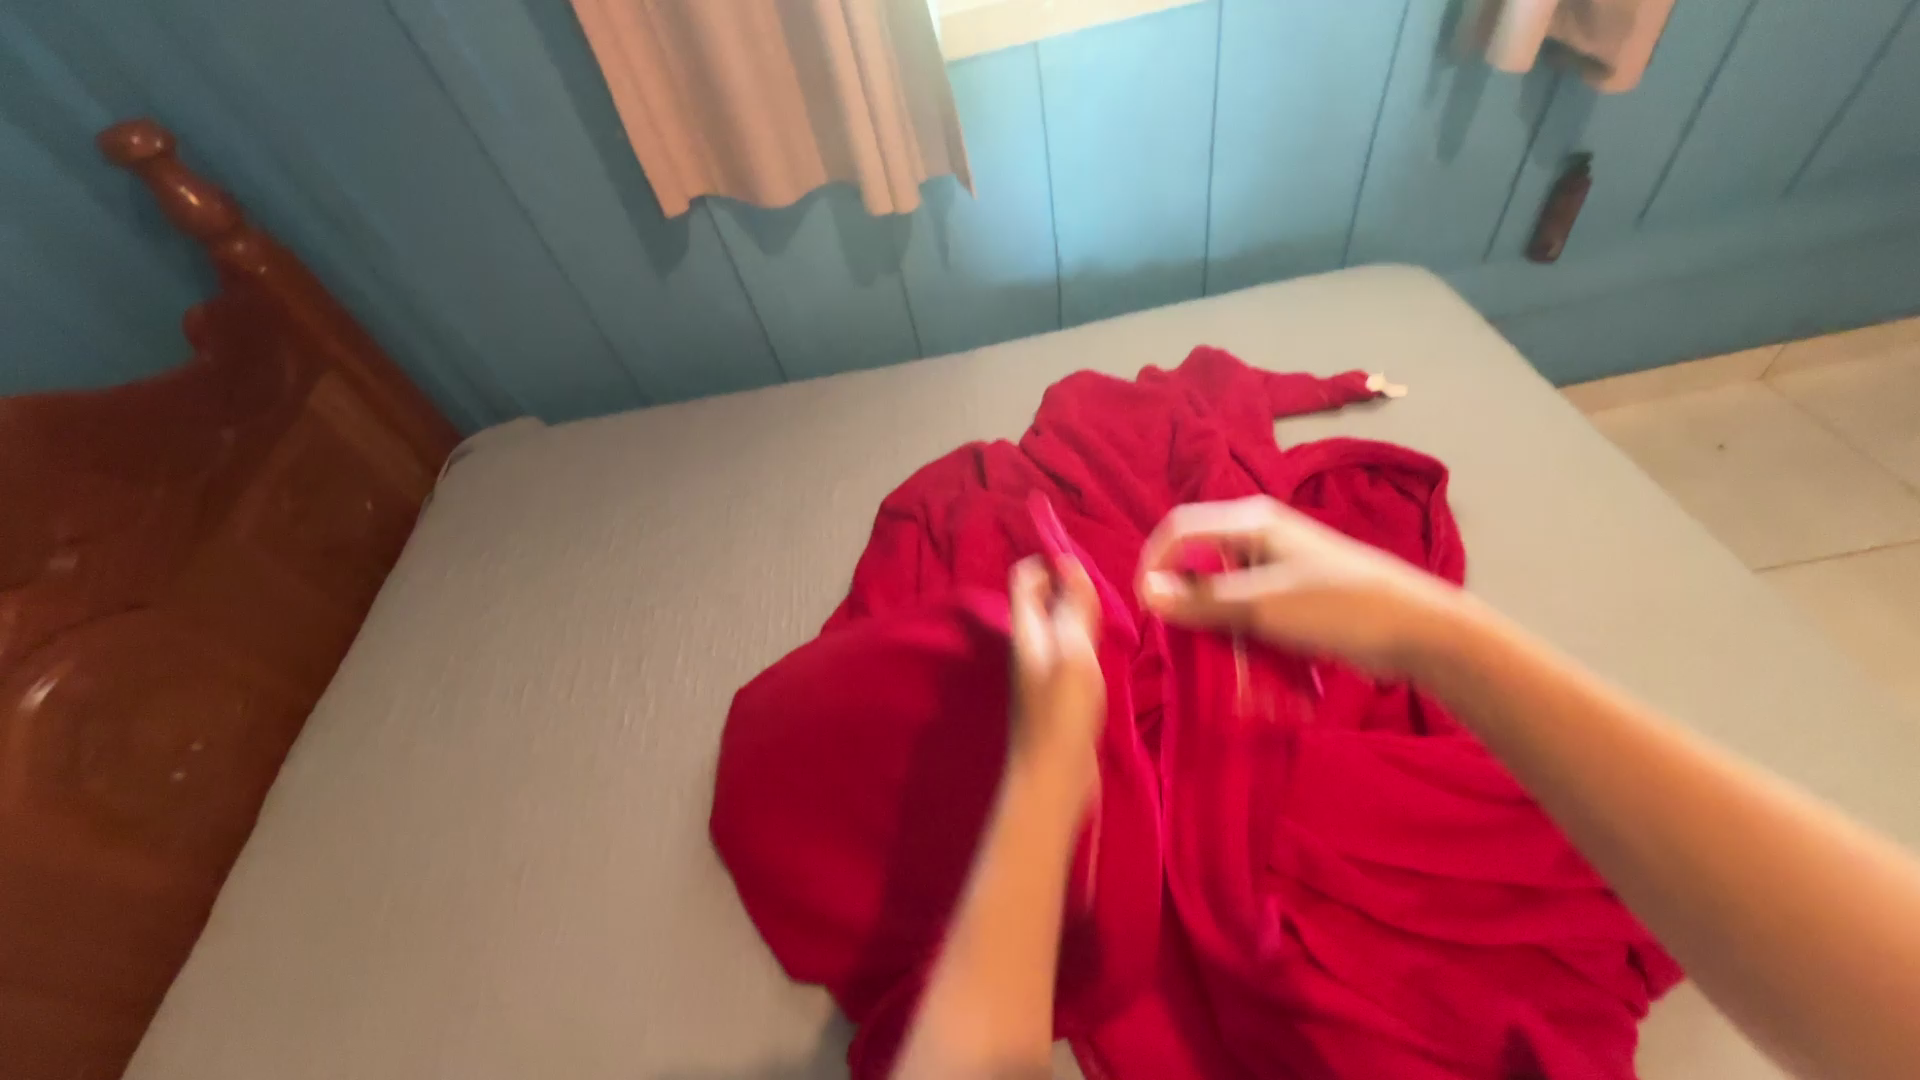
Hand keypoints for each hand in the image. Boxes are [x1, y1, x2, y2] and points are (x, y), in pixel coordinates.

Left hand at [1008, 555, 1104, 803]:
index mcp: (1024, 631)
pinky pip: (1069, 655)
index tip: (1085, 569)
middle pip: (1041, 601)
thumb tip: (1068, 563)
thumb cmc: (1062, 713)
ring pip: (1057, 628)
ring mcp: (1040, 672)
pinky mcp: (1056, 696)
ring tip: (1112, 620)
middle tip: (1105, 596)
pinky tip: (1107, 655)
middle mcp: (1028, 646)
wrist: (1053, 779)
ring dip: (1081, 618)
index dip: (1049, 564)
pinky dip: (1086, 646)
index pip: (1024, 578)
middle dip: (1070, 589)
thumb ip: (1071, 608)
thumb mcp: (1073, 652)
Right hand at [1135, 496, 1472, 677]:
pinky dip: (1238, 631)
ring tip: (1217, 655)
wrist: (1419, 630)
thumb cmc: (1339, 607)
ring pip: (1220, 589)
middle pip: (1198, 560)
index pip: (1180, 530)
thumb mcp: (1263, 606)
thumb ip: (1202, 600)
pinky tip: (1244, 660)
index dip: (1155, 564)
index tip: (1147, 608)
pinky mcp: (1288, 592)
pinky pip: (1245, 607)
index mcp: (1250, 522)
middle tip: (1181, 636)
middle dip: (1185, 599)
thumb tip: (1147, 593)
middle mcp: (1258, 536)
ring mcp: (1275, 565)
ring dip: (1213, 622)